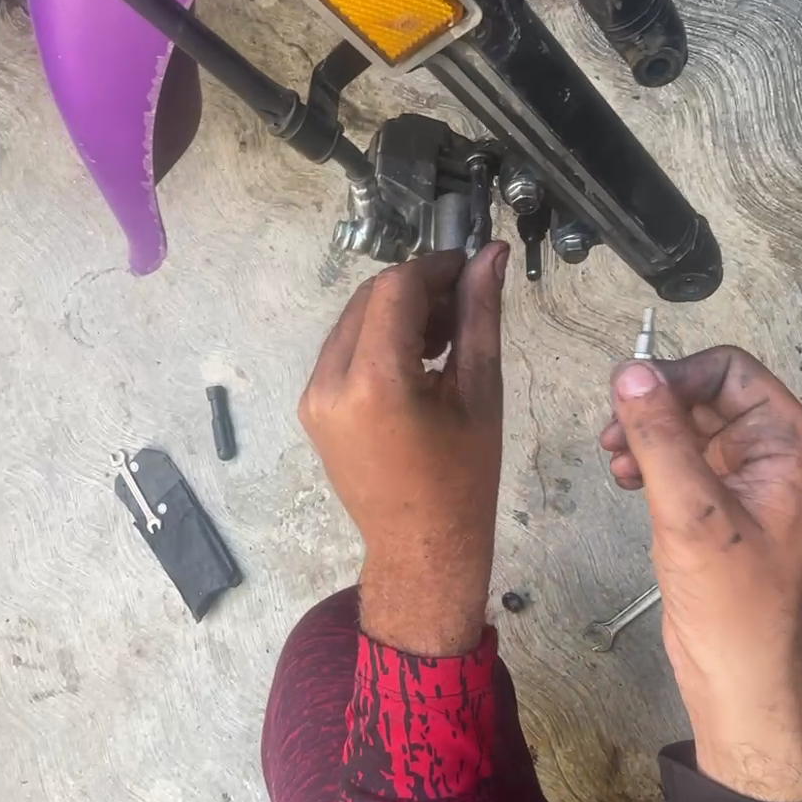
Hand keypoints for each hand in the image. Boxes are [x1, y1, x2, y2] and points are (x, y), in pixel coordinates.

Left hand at [300, 245, 509, 655]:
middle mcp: (330, 382)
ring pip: (354, 319)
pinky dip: (378, 338)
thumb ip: (479, 317)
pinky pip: (343, 348)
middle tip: (462, 305)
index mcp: (375, 382)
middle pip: (371, 297)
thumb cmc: (462, 480)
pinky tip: (415, 358)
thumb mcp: (479, 393)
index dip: (436, 266)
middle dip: (419, 288)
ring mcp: (313, 395)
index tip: (470, 267)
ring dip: (398, 311)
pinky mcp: (311, 406)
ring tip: (444, 337)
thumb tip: (490, 255)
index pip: (397, 287)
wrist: (419, 547)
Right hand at [599, 347, 801, 801]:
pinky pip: (677, 456)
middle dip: (654, 405)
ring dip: (644, 432)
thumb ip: (660, 436)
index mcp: (787, 442)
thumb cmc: (732, 601)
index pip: (730, 370)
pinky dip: (646, 458)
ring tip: (613, 459)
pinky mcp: (713, 502)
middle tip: (611, 434)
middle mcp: (768, 451)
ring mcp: (740, 477)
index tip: (627, 399)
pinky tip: (624, 479)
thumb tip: (629, 371)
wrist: (739, 677)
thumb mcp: (691, 511)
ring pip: (684, 423)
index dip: (677, 374)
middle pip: (703, 392)